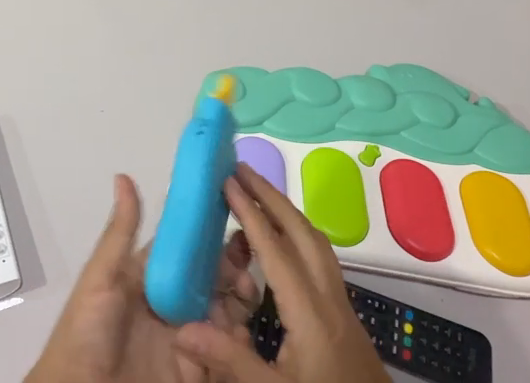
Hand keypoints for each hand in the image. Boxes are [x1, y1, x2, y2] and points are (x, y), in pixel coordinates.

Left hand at [26, 174, 260, 382]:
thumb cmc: (85, 332)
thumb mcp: (101, 279)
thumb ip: (122, 232)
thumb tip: (123, 175)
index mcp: (151, 278)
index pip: (190, 251)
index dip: (215, 238)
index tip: (239, 226)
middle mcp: (173, 305)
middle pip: (216, 282)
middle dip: (237, 273)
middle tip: (246, 275)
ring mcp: (188, 339)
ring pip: (228, 316)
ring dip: (240, 306)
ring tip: (244, 301)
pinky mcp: (198, 370)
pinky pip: (227, 355)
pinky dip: (239, 345)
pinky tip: (240, 337)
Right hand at [174, 165, 391, 381]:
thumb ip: (231, 360)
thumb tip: (182, 328)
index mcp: (310, 314)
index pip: (276, 250)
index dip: (249, 214)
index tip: (227, 181)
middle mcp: (330, 301)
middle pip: (303, 234)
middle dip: (271, 197)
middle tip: (240, 169)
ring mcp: (343, 309)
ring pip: (318, 244)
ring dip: (287, 213)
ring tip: (258, 196)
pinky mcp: (347, 321)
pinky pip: (322, 260)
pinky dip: (299, 237)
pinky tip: (283, 247)